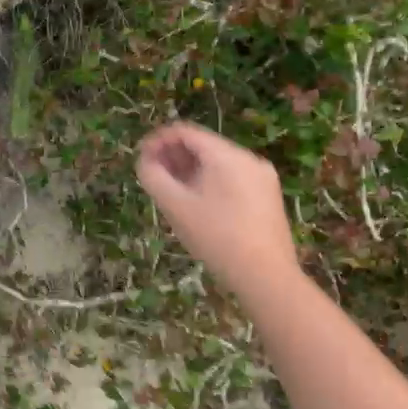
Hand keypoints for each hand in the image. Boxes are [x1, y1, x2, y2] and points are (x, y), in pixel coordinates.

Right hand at [136, 122, 299, 298]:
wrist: (266, 276)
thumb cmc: (216, 236)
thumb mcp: (174, 204)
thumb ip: (152, 175)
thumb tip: (146, 161)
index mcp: (228, 156)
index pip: (185, 132)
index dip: (157, 140)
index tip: (140, 158)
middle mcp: (249, 159)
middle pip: (202, 145)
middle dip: (173, 156)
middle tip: (152, 176)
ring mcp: (262, 178)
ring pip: (216, 162)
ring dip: (188, 169)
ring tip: (170, 191)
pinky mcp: (267, 195)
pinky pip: (230, 176)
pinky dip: (207, 180)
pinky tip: (195, 202)